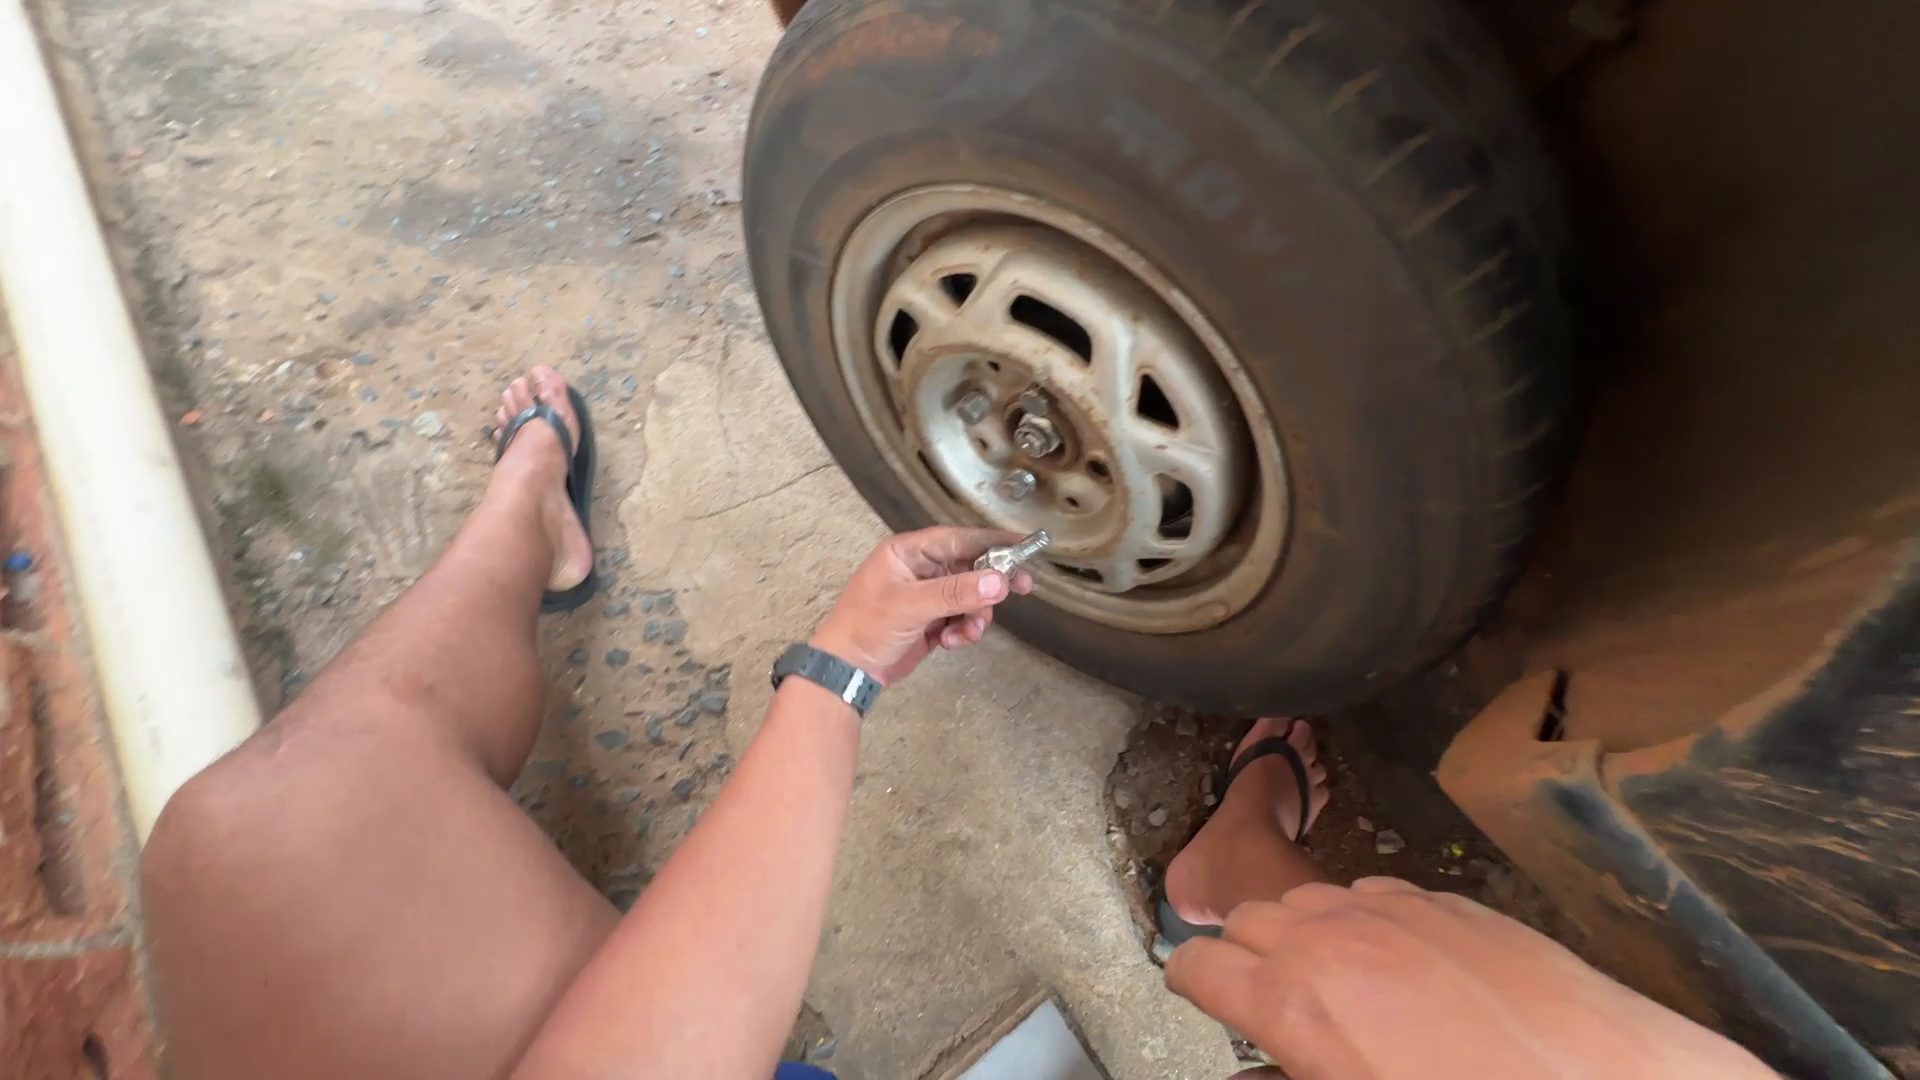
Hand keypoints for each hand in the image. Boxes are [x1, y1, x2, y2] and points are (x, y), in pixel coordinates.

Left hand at [810, 527, 1034, 685]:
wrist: (847, 671)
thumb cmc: (867, 627)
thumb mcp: (911, 605)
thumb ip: (956, 592)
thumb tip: (999, 581)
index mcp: (908, 553)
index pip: (958, 539)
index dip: (992, 542)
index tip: (1023, 546)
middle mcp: (919, 569)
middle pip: (969, 567)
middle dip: (990, 583)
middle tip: (1022, 589)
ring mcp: (926, 595)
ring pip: (970, 595)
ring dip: (975, 614)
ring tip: (967, 631)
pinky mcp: (931, 619)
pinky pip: (961, 617)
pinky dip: (963, 630)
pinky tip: (950, 642)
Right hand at [1164, 879, 1776, 1079]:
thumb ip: (1295, 1075)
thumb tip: (1265, 1067)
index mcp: (1293, 1003)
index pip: (1197, 965)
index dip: (1189, 981)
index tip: (1197, 992)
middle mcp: (1323, 938)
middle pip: (1243, 919)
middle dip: (1242, 954)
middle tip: (1271, 996)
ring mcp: (1383, 909)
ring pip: (1303, 899)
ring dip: (1299, 932)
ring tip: (1338, 979)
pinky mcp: (1438, 899)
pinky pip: (1368, 894)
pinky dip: (1359, 920)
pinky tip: (1398, 962)